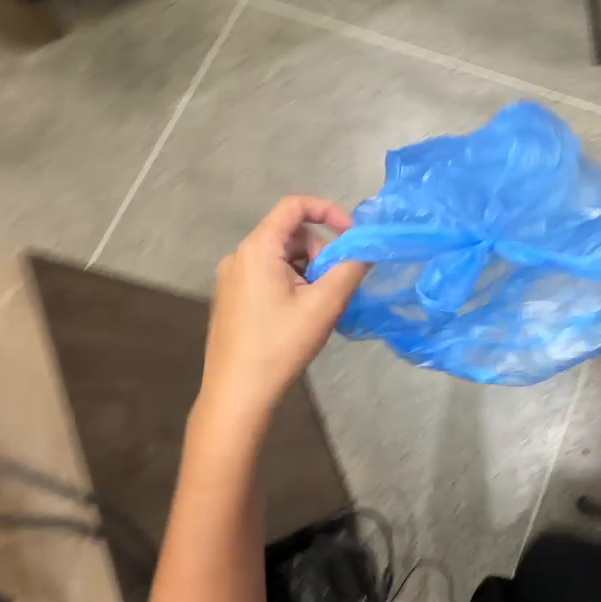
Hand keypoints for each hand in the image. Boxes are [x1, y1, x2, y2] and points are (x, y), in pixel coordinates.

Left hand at [194, 196, 369, 432]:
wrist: (237, 395)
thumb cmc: (279, 345)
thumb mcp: (324, 305)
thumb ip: (351, 268)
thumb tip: (368, 249)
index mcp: (257, 249)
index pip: (294, 206)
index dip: (327, 211)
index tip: (351, 236)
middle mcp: (239, 257)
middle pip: (290, 234)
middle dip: (321, 251)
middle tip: (337, 283)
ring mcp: (232, 279)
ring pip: (282, 257)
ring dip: (308, 270)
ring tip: (319, 305)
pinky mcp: (232, 299)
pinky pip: (269, 275)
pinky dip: (293, 283)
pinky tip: (301, 315)